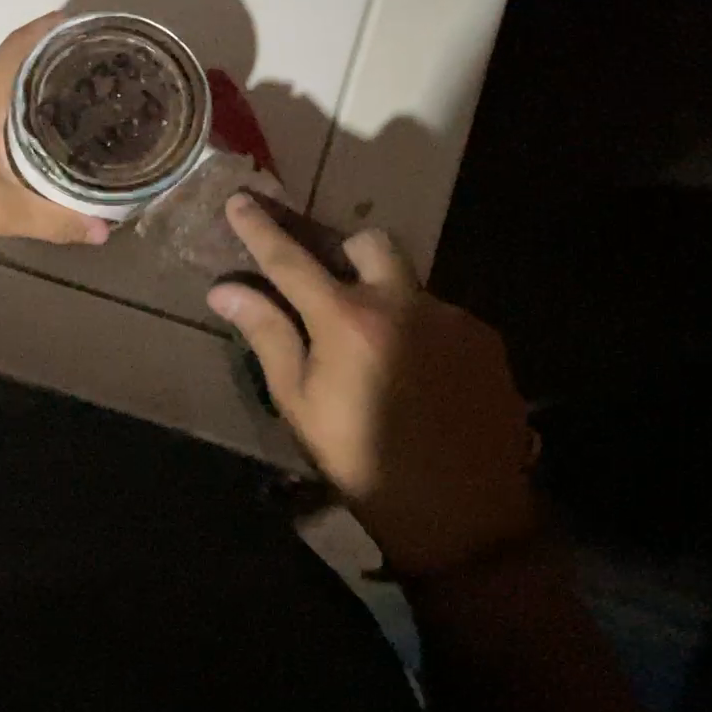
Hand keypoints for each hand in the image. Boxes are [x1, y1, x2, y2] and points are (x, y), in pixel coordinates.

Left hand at [0, 14, 110, 253]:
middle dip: (53, 57)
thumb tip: (104, 231)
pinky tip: (34, 130)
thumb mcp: (0, 212)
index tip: (90, 27)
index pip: (20, 44)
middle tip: (97, 69)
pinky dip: (14, 106)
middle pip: (13, 60)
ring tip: (75, 96)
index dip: (54, 28)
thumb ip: (53, 220)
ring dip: (33, 83)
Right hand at [207, 194, 539, 575]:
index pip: (291, 259)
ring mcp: (453, 318)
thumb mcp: (298, 401)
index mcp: (348, 318)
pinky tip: (411, 371)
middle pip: (369, 243)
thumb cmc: (358, 458)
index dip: (261, 228)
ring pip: (409, 280)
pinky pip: (440, 314)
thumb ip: (267, 335)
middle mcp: (404, 303)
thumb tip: (225, 290)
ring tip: (371, 346)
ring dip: (381, 294)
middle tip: (324, 284)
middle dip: (341, 249)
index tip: (241, 199)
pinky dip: (415, 326)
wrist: (461, 512)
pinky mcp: (486, 341)